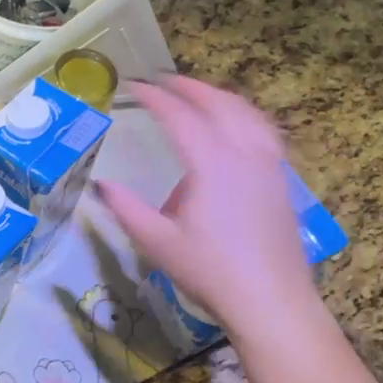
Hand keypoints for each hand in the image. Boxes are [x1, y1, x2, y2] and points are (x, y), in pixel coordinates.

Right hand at [96, 76, 319, 334]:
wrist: (271, 300)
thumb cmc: (211, 272)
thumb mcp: (159, 244)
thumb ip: (127, 209)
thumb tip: (101, 185)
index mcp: (212, 164)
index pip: (180, 116)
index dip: (155, 97)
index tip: (134, 87)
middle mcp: (244, 153)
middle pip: (218, 103)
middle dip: (189, 87)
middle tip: (163, 82)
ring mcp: (268, 164)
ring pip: (246, 112)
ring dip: (218, 96)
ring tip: (197, 95)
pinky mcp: (281, 178)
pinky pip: (264, 129)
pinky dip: (244, 114)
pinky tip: (237, 124)